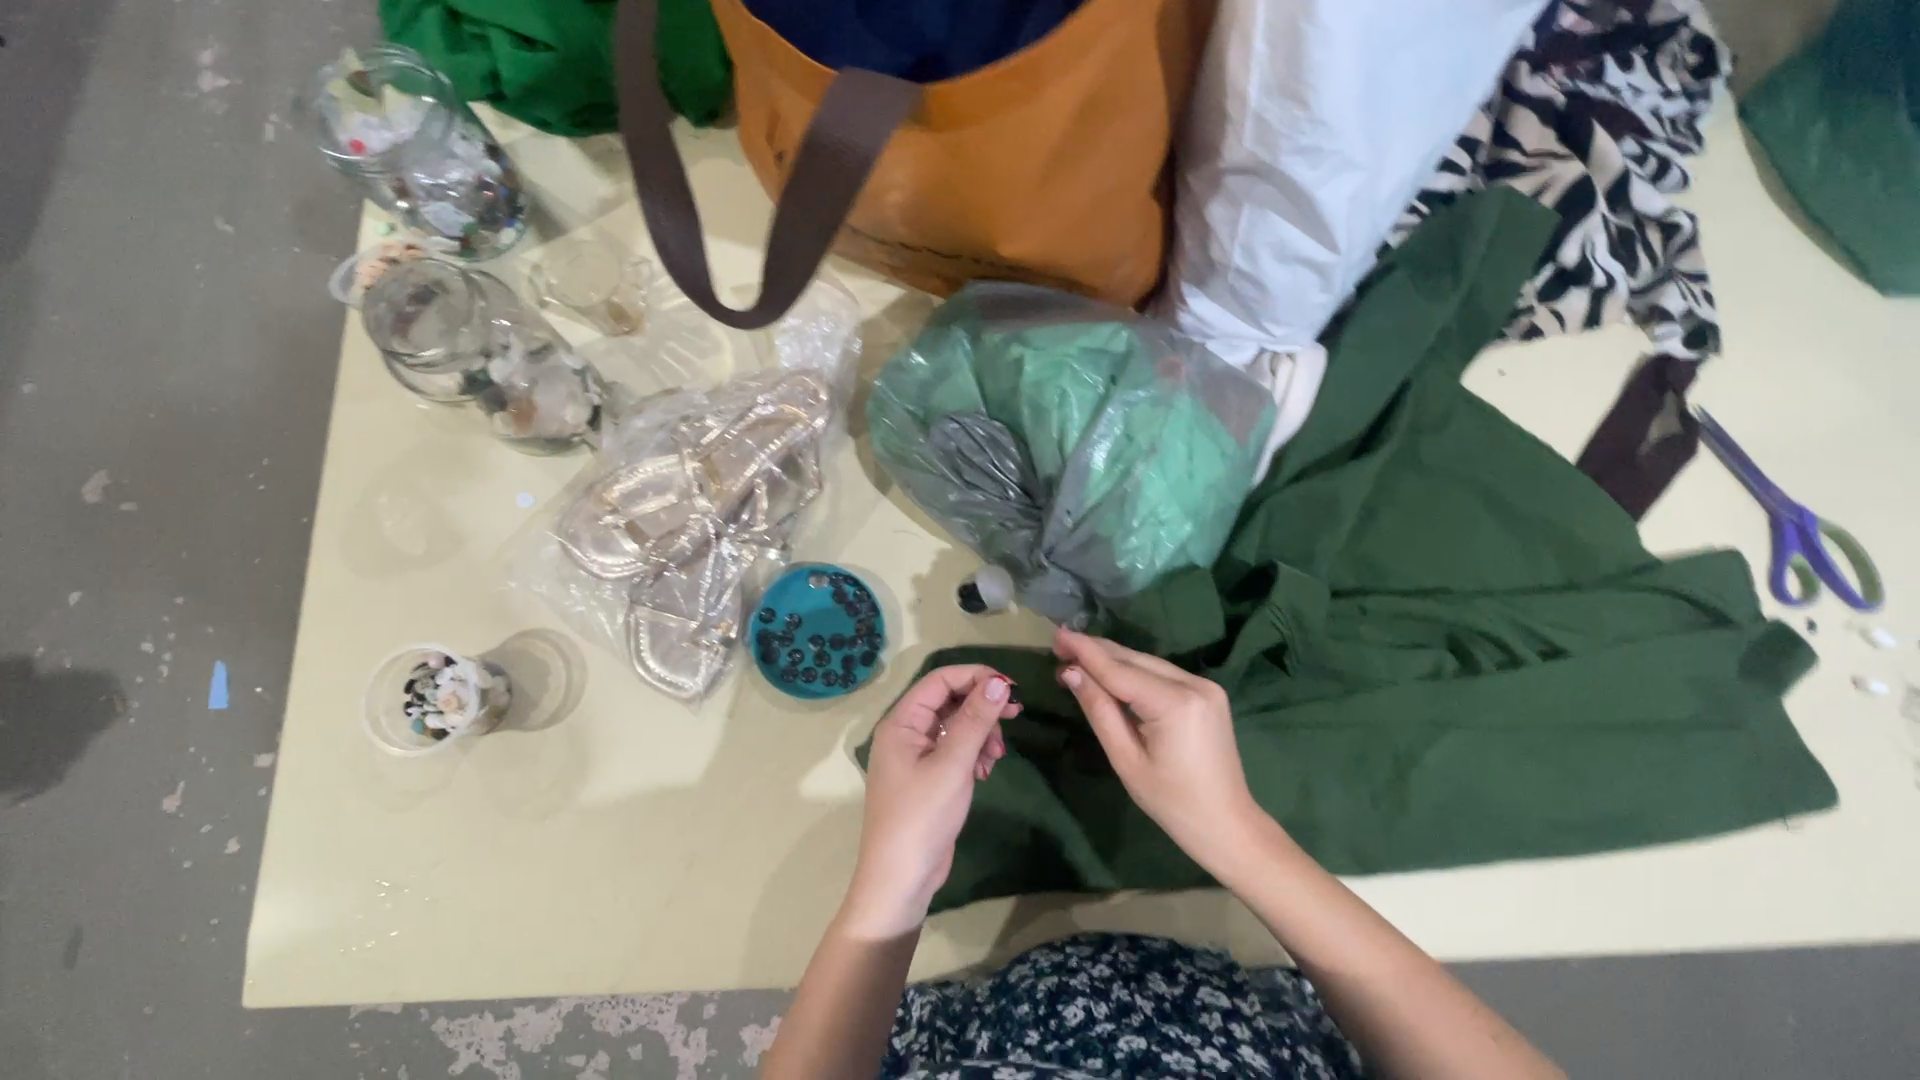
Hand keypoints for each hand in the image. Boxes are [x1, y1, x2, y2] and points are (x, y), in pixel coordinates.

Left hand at [843, 666, 1016, 937]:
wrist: (900, 878)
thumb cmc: (922, 817)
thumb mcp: (953, 765)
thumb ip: (975, 720)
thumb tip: (998, 682)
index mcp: (901, 722)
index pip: (940, 680)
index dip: (976, 677)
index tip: (1011, 689)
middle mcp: (905, 732)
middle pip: (949, 700)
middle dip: (982, 707)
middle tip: (1015, 716)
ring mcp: (916, 756)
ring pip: (956, 725)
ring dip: (981, 733)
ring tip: (995, 757)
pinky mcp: (928, 777)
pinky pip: (954, 750)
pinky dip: (974, 754)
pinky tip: (985, 771)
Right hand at [1052, 627, 1262, 875]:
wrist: (1226, 822)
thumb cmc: (1171, 801)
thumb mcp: (1125, 759)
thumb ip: (1099, 710)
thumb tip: (1071, 673)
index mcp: (1175, 703)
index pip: (1119, 670)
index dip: (1085, 651)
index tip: (1056, 634)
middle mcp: (1194, 684)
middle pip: (1134, 660)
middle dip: (1096, 651)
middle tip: (1059, 644)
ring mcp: (1205, 686)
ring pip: (1148, 663)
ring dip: (1113, 660)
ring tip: (1076, 657)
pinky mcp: (1207, 693)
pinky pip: (1162, 674)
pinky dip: (1134, 671)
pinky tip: (1110, 672)